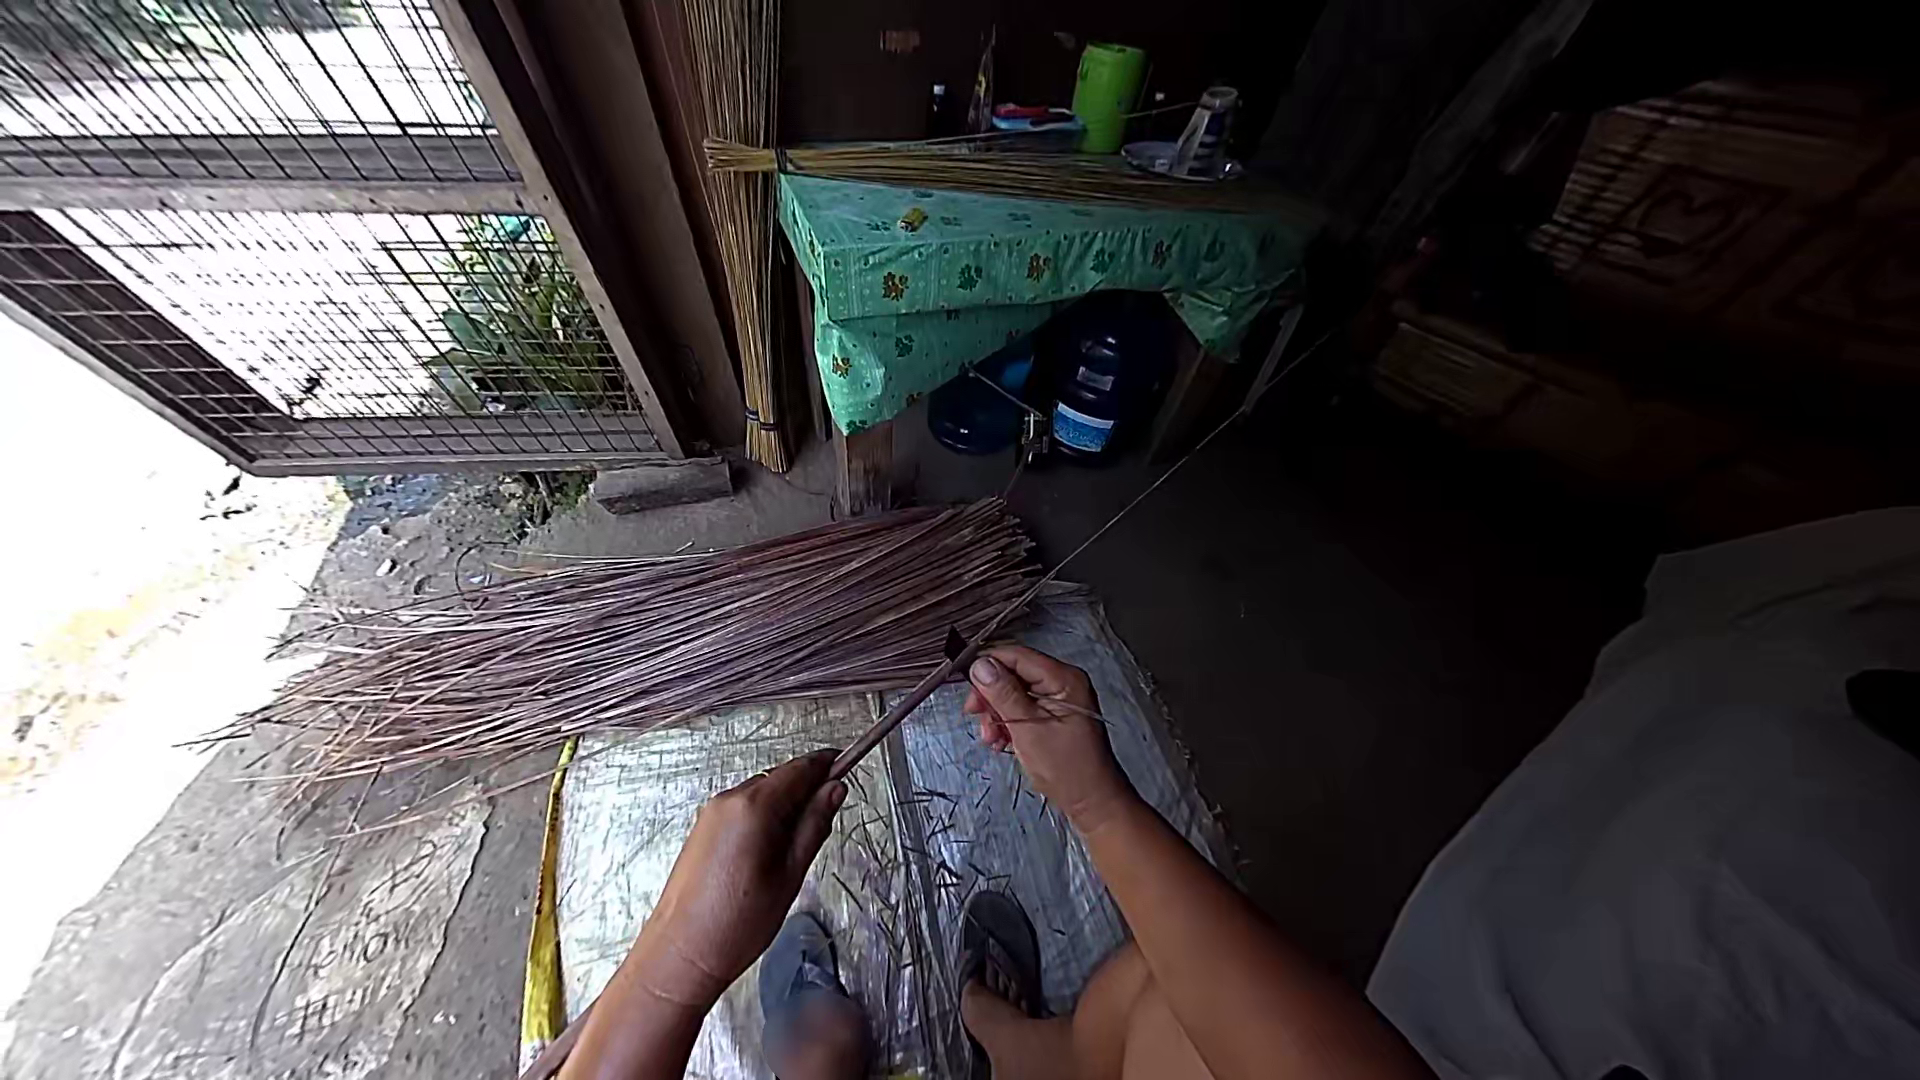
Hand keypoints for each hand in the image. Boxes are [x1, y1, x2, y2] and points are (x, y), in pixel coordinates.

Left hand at [632, 749, 846, 1007]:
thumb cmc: (736, 924)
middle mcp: (730, 800)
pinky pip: (743, 807)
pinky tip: (767, 851)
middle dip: (806, 789)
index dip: (826, 763)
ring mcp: (712, 813)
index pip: (800, 767)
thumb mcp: (791, 873)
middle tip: (825, 818)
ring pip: (762, 792)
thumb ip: (815, 823)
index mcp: (754, 806)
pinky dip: (763, 816)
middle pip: (780, 777)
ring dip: (785, 804)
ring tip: (794, 846)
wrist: (677, 960)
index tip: (845, 763)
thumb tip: (835, 788)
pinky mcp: (703, 829)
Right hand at [963, 646, 1135, 830]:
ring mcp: (1057, 698)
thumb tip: (980, 664)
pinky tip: (1001, 741)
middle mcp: (1061, 682)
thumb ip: (1003, 693)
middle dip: (991, 695)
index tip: (968, 687)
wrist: (1091, 803)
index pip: (1016, 655)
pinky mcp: (1052, 714)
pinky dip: (1007, 721)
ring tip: (992, 737)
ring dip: (996, 712)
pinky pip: (1021, 707)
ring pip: (1013, 691)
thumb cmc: (1067, 769)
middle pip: (1013, 673)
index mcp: (1063, 678)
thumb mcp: (1028, 728)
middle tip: (977, 716)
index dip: (988, 666)